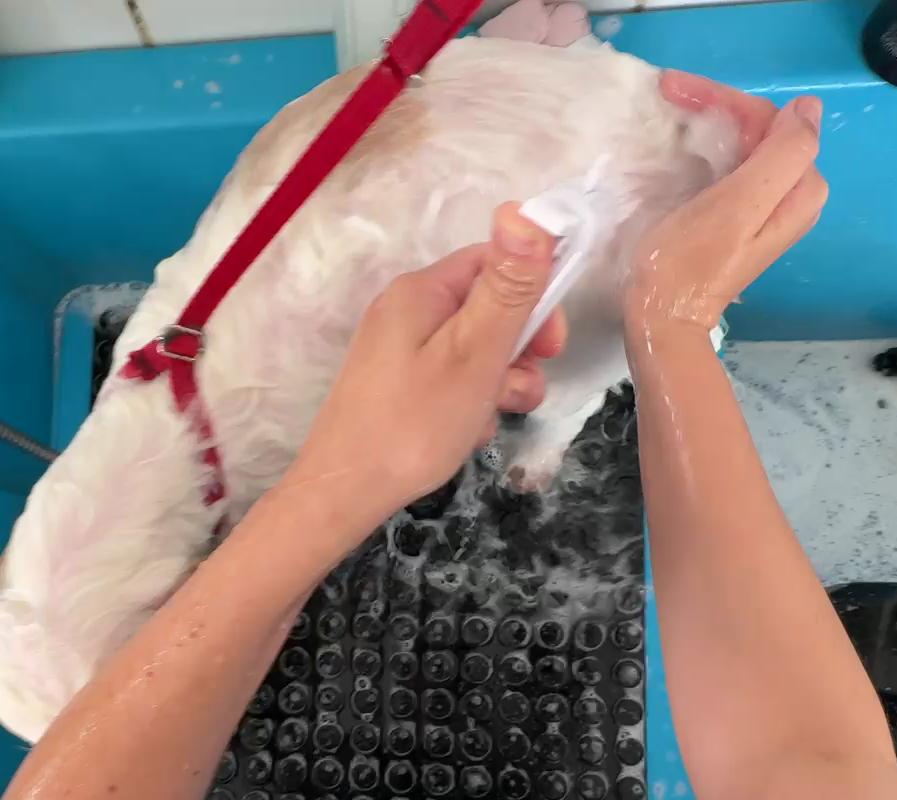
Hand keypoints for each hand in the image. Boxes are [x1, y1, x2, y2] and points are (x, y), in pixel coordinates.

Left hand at [280, 203, 566, 532]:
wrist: (344, 492)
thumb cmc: (414, 423)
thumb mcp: (473, 353)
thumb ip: (506, 288)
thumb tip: (524, 209)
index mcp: (420, 292)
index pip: (494, 264)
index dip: (533, 298)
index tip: (551, 347)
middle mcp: (404, 314)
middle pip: (486, 312)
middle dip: (515, 353)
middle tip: (517, 393)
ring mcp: (397, 354)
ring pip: (472, 355)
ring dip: (495, 386)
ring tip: (485, 420)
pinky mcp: (394, 389)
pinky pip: (448, 384)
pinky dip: (466, 406)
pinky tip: (462, 434)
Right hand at [625, 71, 826, 338]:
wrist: (661, 322)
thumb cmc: (688, 265)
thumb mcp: (739, 205)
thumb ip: (784, 153)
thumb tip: (805, 111)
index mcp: (800, 190)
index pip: (772, 122)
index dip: (725, 102)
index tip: (675, 93)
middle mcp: (791, 198)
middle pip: (759, 134)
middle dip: (717, 114)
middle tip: (669, 100)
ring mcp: (763, 213)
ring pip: (743, 151)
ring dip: (709, 132)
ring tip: (671, 122)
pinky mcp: (734, 225)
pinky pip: (729, 174)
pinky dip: (705, 158)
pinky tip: (681, 157)